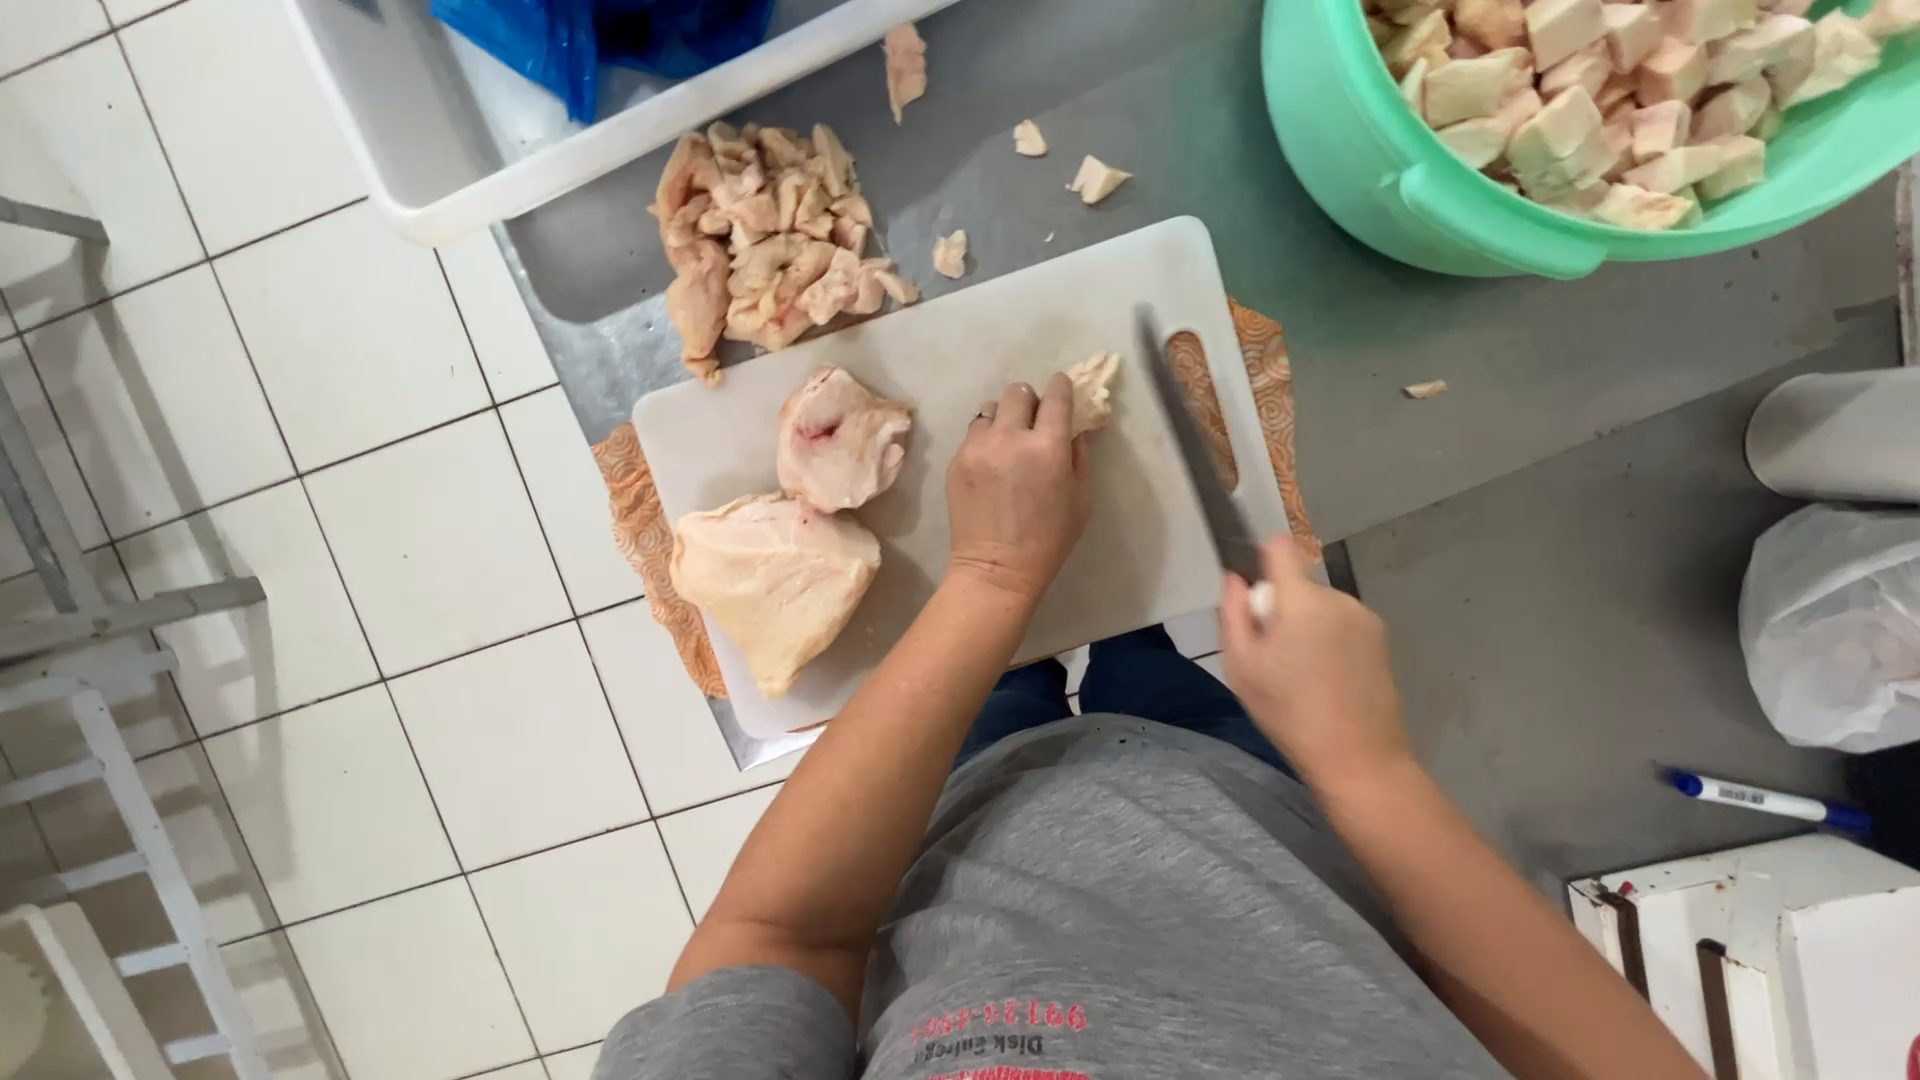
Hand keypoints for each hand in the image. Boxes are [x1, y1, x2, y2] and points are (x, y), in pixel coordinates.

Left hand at [945, 374, 1093, 604]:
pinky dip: (985, 441)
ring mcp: (977, 448)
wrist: (996, 569)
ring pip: (990, 410)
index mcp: (1047, 447)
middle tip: (1033, 421)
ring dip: (1003, 419)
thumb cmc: (1049, 539)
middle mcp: (1010, 438)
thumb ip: (1079, 455)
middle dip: (1029, 401)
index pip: (1055, 396)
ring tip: (1007, 444)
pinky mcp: (956, 461)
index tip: (1061, 388)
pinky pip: (973, 435)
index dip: (1061, 387)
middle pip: (1017, 392)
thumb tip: (1075, 428)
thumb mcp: (1081, 498)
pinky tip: (991, 466)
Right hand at [1220, 538, 1413, 792]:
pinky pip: (1340, 623)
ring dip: (1305, 624)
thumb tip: (1235, 579)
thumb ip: (1232, 613)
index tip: (1252, 591)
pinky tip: (1324, 677)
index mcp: (1301, 601)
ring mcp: (1364, 618)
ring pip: (1319, 605)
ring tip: (1299, 671)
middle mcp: (1338, 599)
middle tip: (1271, 653)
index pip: (1280, 548)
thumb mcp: (1241, 666)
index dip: (1261, 558)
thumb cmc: (1288, 712)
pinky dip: (1327, 638)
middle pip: (1297, 584)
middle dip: (1280, 607)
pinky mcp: (1380, 639)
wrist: (1357, 757)